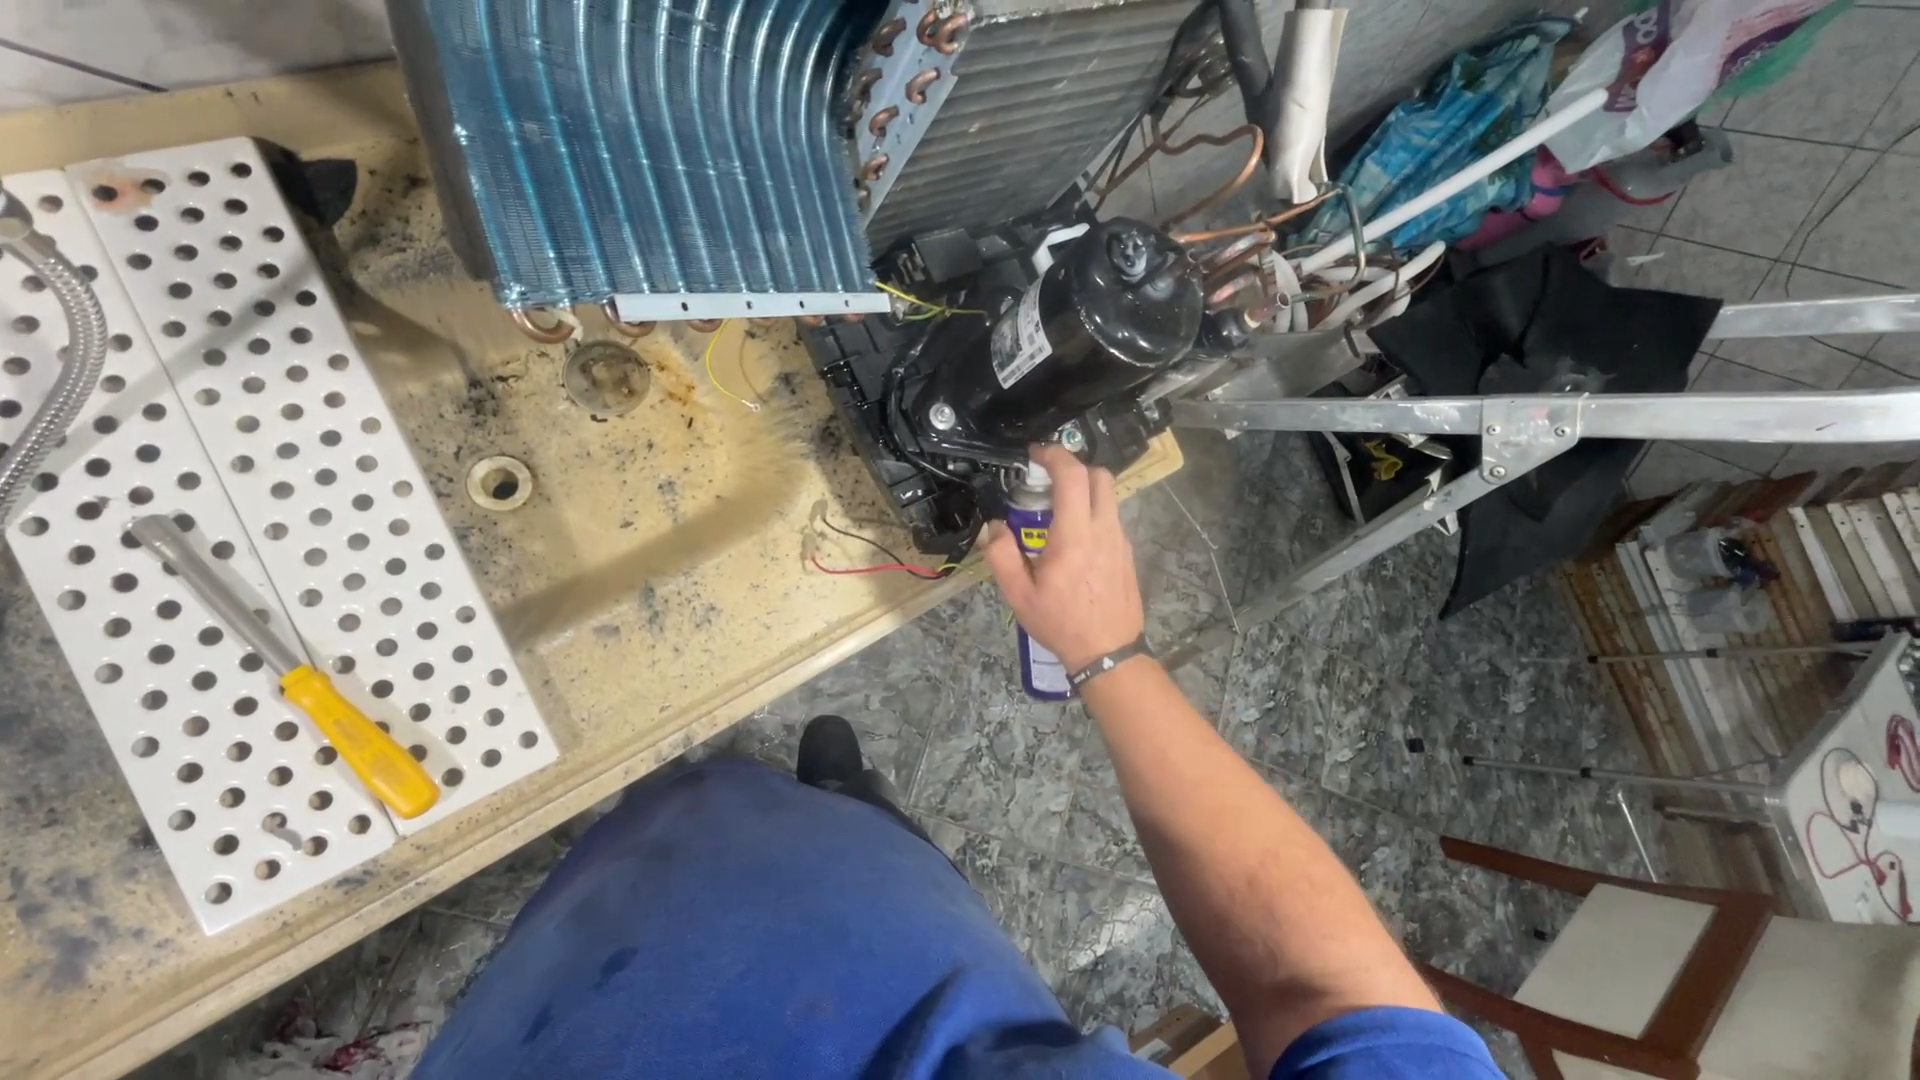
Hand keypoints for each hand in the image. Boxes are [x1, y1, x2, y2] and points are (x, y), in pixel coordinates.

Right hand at [983, 445, 1144, 671]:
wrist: (1108, 652)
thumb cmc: (1060, 623)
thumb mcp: (1019, 595)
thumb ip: (1002, 555)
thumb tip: (996, 526)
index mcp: (1074, 536)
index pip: (1072, 476)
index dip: (1054, 455)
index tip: (1036, 454)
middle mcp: (1103, 530)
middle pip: (1099, 475)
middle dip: (1074, 467)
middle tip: (1048, 478)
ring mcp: (1120, 540)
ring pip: (1109, 496)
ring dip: (1084, 489)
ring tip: (1057, 509)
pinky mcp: (1127, 552)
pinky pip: (1112, 518)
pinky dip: (1093, 512)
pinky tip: (1074, 537)